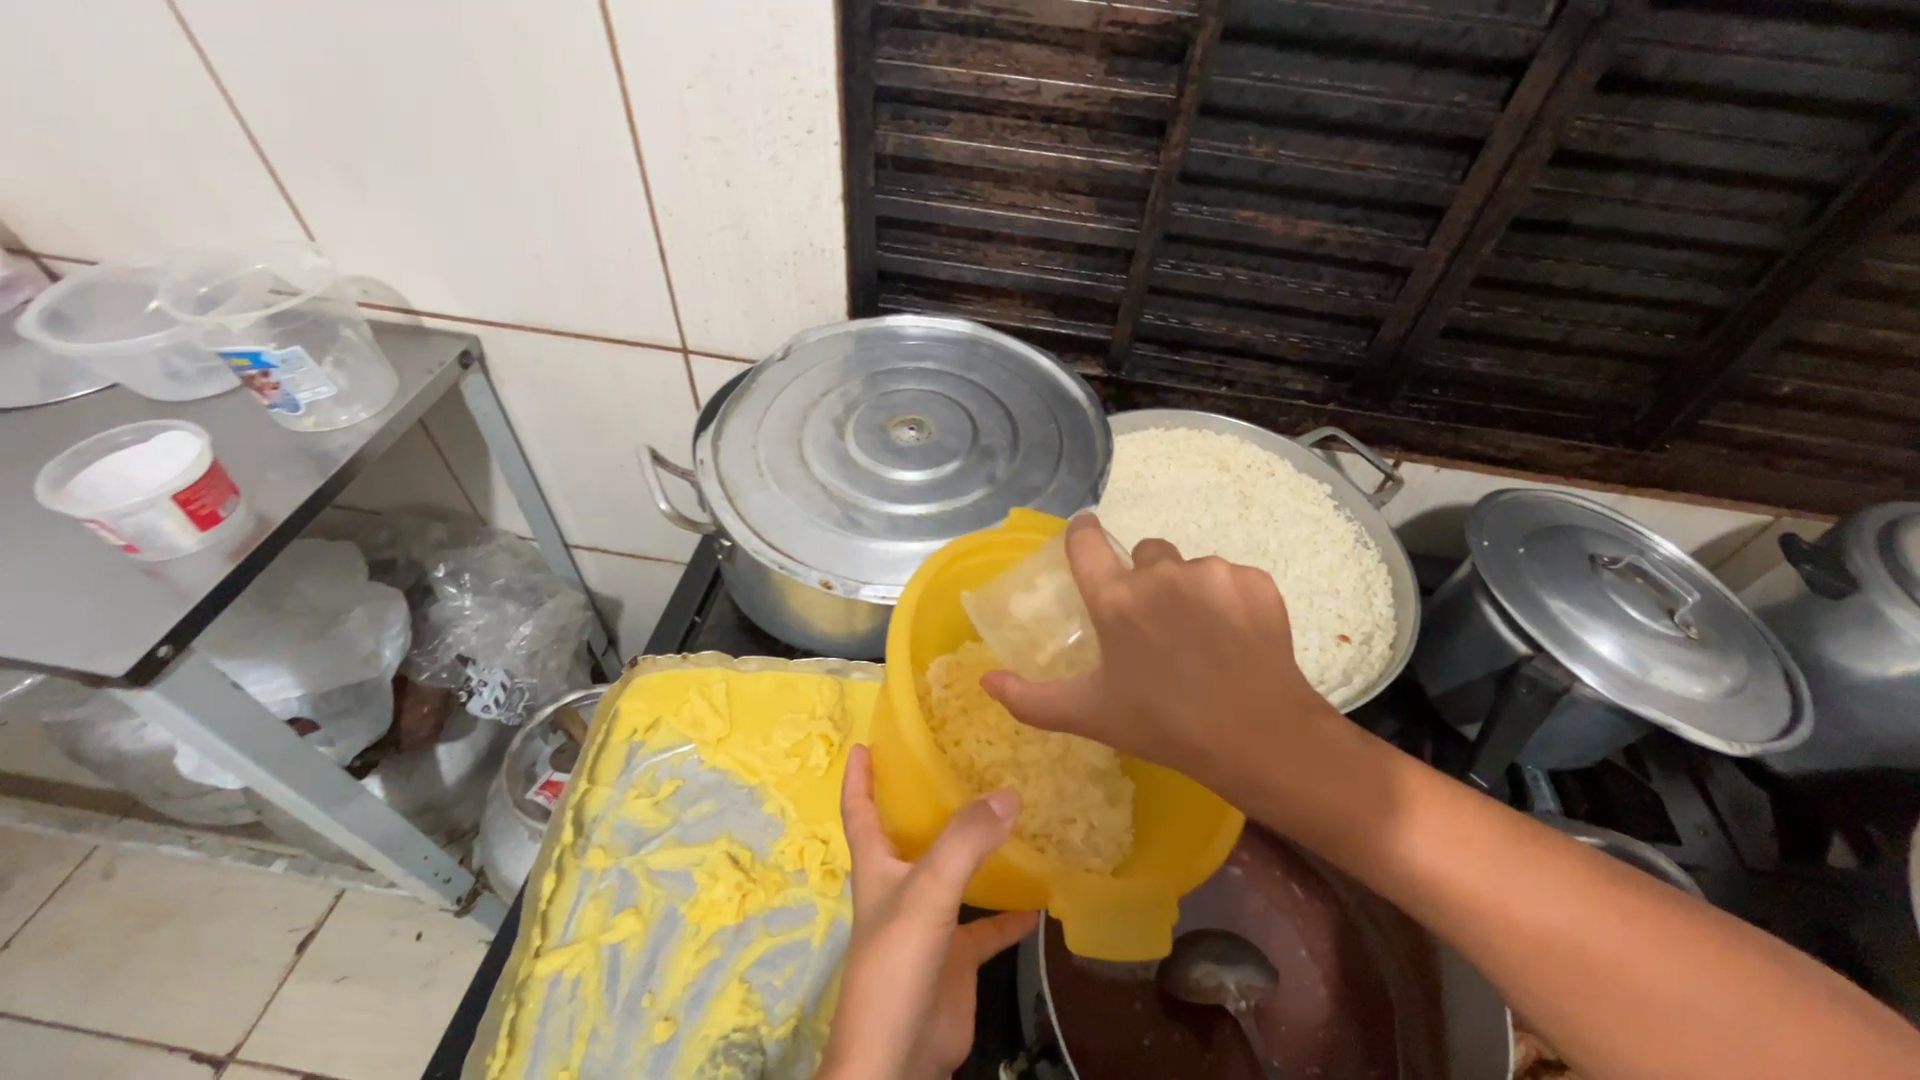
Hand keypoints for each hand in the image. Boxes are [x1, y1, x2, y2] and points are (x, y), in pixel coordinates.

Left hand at [818, 745, 1037, 1079]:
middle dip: (929, 803)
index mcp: (877, 868)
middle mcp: (900, 890)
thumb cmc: (896, 964)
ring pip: (957, 876)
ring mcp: (930, 925)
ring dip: (980, 852)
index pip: (860, 811)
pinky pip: (989, 927)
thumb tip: (1008, 792)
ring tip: (1015, 817)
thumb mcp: (927, 893)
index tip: (865, 742)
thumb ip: (964, 843)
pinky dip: (1012, 913)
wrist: (898, 1057)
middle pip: (912, 835)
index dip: (859, 778)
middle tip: (963, 764)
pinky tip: (1043, 898)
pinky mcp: (956, 959)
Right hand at [981, 512, 1346, 813]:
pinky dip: (1230, 601)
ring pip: (1190, 568)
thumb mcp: (1091, 714)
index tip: (1085, 531)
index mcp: (1116, 599)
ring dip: (1188, 591)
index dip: (1082, 532)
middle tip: (1155, 627)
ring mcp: (1213, 573)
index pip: (1085, 541)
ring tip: (1200, 640)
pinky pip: (1232, 579)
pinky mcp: (1256, 581)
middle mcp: (1161, 573)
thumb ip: (1030, 698)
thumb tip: (984, 681)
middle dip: (1144, 579)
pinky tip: (1235, 639)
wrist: (1258, 737)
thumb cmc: (1164, 726)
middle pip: (1144, 554)